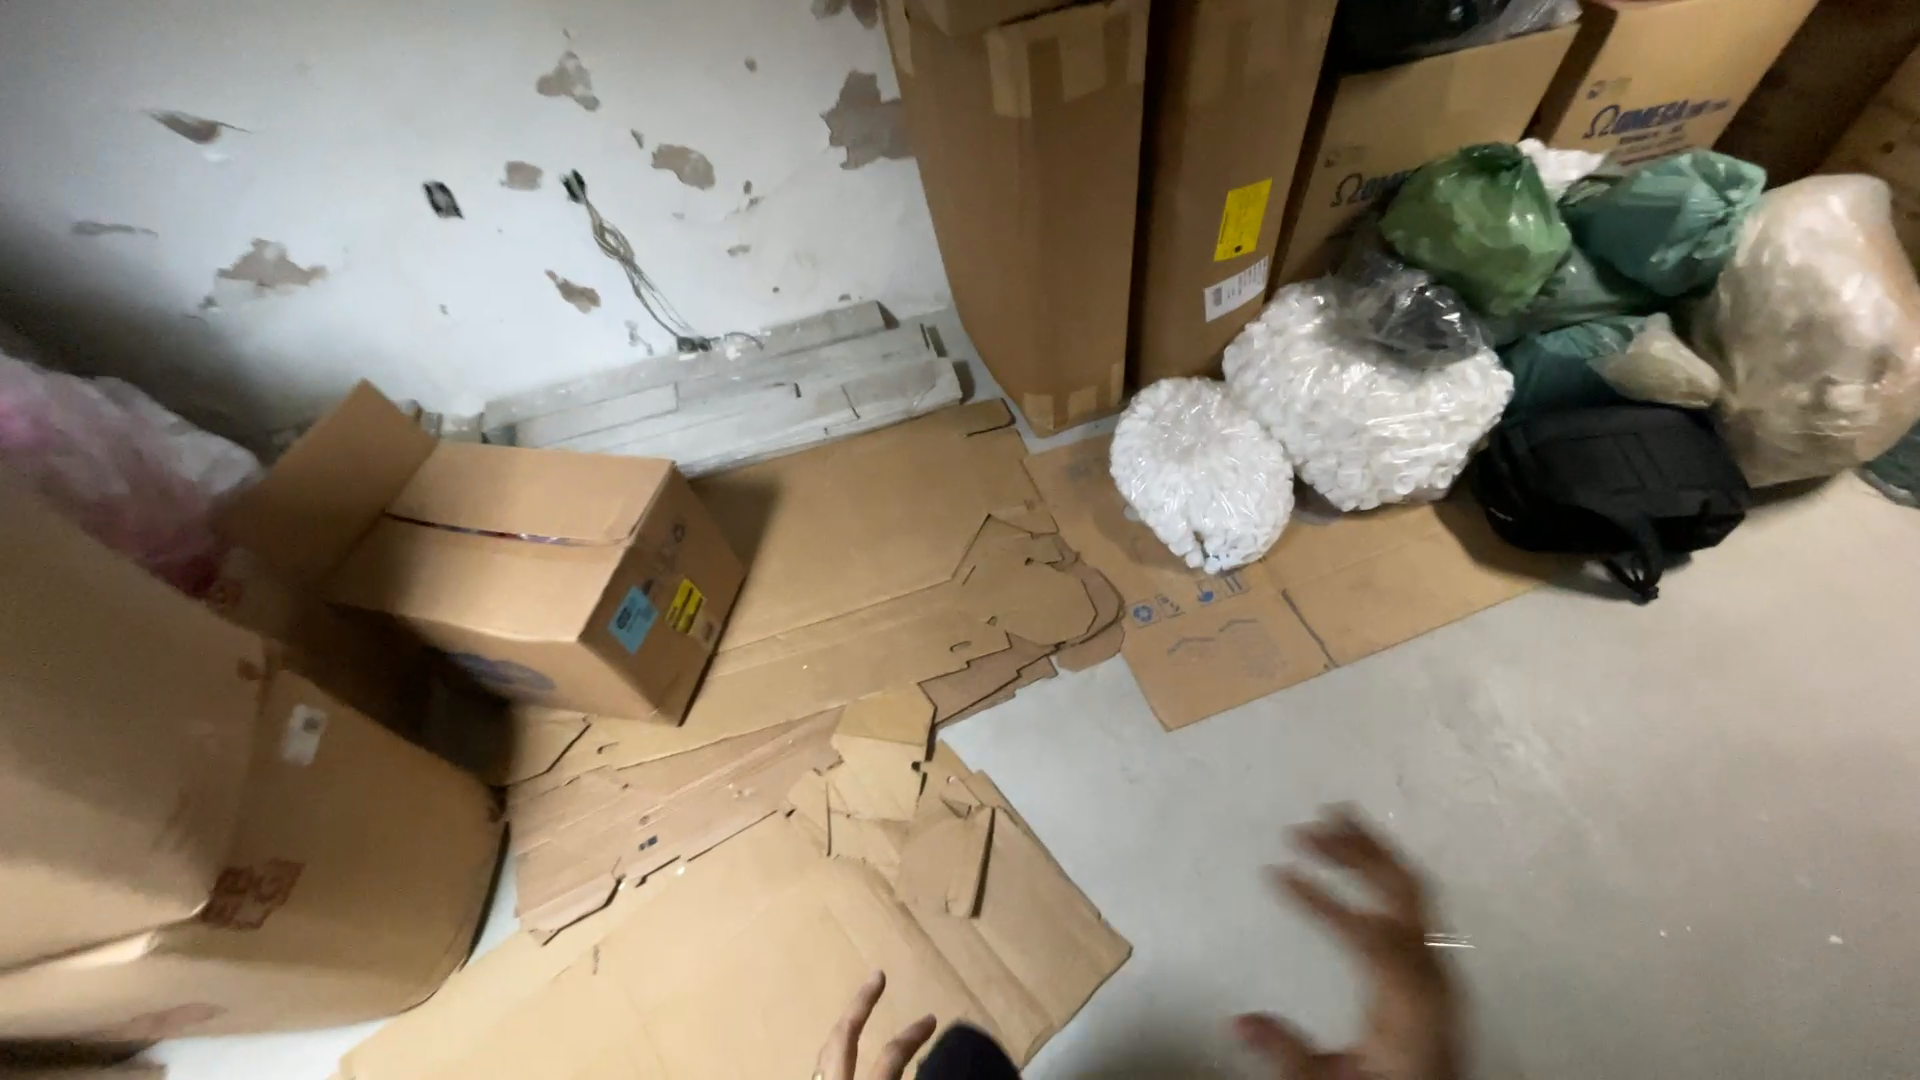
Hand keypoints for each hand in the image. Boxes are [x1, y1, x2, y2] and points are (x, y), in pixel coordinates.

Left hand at [816, 971, 937, 1079]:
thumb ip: (896, 1074)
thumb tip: (915, 1062)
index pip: (891, 1057)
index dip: (912, 1037)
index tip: (931, 1019)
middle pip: (843, 1035)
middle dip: (861, 1002)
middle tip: (878, 974)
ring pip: (824, 1050)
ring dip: (842, 1027)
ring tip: (856, 1011)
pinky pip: (818, 1069)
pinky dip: (832, 1054)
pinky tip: (840, 1055)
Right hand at [1234, 808, 1459, 1079]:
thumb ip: (1290, 1053)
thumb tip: (1237, 1020)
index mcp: (1410, 1000)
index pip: (1368, 935)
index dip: (1321, 900)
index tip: (1277, 872)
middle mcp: (1432, 973)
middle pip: (1403, 895)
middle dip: (1354, 853)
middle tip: (1302, 829)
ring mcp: (1439, 963)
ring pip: (1413, 887)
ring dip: (1370, 848)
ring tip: (1329, 816)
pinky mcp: (1433, 959)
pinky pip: (1415, 897)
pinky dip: (1385, 863)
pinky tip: (1358, 851)